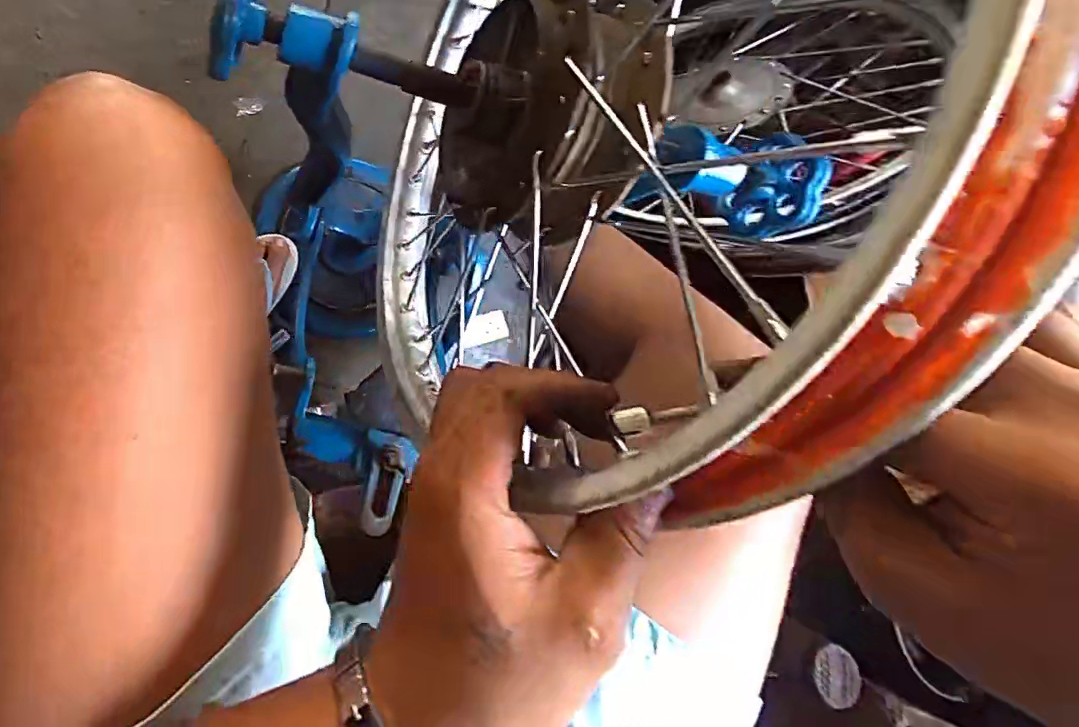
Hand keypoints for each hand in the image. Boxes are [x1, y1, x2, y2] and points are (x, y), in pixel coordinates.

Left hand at [363, 365, 672, 726]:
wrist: (422, 712)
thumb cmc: (498, 679)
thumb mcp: (581, 621)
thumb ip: (619, 539)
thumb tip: (656, 480)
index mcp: (464, 490)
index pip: (499, 394)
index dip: (556, 385)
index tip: (607, 407)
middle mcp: (436, 471)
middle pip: (478, 384)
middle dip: (540, 386)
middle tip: (592, 417)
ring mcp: (428, 481)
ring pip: (465, 401)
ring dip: (519, 402)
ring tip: (573, 432)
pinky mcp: (432, 496)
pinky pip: (462, 430)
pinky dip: (502, 424)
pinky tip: (543, 460)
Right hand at [822, 333, 1078, 725]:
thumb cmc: (1064, 663)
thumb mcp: (918, 594)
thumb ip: (846, 493)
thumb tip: (799, 416)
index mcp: (1057, 488)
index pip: (895, 403)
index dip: (814, 385)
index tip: (750, 372)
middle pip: (935, 346)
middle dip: (856, 346)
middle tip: (798, 352)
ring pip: (980, 318)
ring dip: (910, 329)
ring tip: (858, 341)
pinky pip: (1033, 326)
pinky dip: (969, 323)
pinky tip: (935, 339)